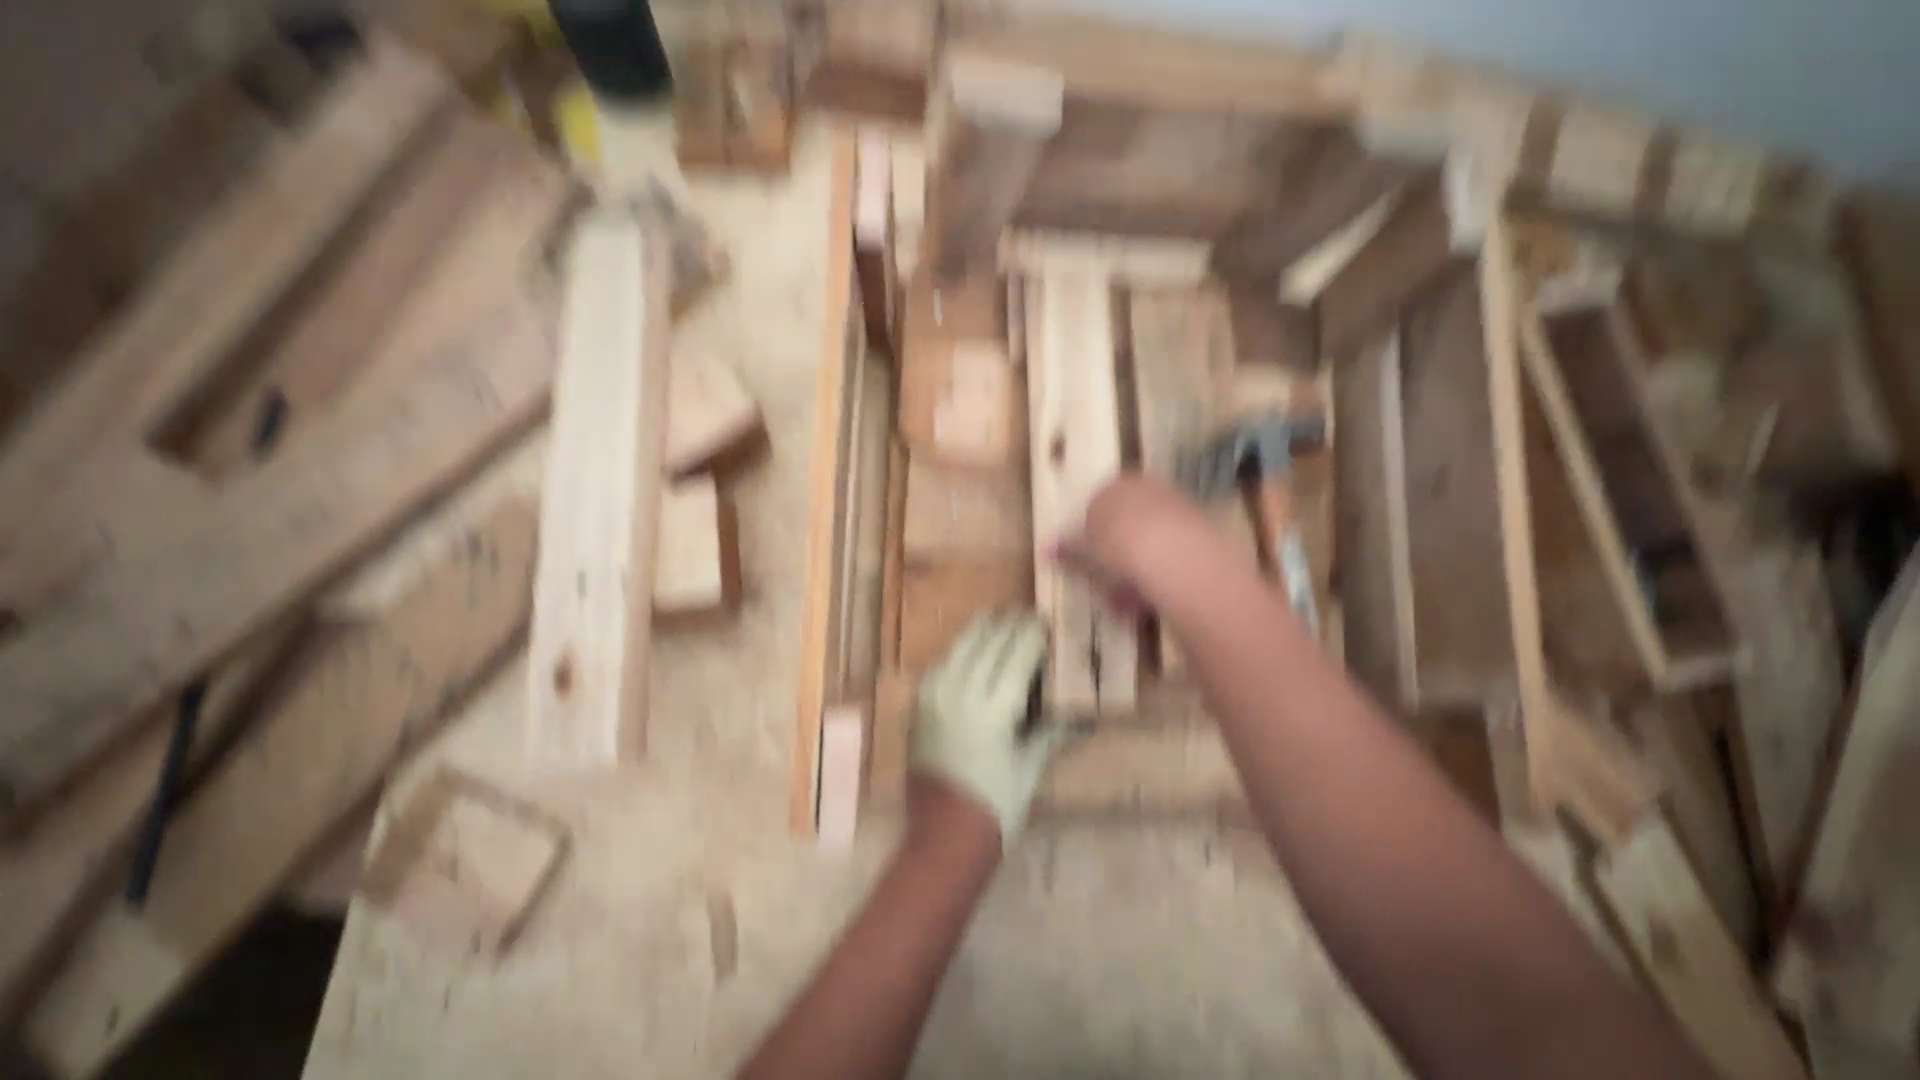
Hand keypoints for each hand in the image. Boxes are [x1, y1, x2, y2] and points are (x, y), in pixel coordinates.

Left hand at [911, 613, 1065, 841]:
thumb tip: (1085, 715)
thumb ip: (1052, 733)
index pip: (1017, 655)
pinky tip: (973, 647)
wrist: (942, 837)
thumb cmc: (994, 808)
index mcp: (992, 710)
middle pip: (990, 643)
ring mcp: (934, 696)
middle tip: (1030, 615)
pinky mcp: (919, 704)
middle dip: (1011, 626)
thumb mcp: (1029, 769)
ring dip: (985, 630)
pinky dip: (962, 650)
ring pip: (962, 646)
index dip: (1034, 635)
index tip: (1048, 622)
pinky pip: (944, 663)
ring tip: (1003, 619)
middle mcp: (960, 693)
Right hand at [1049, 474, 1216, 615]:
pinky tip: (1154, 601)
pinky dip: (1160, 575)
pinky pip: (1172, 554)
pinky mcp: (1200, 528)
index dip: (1091, 544)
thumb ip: (1068, 549)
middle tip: (1109, 592)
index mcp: (1112, 488)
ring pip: (1150, 543)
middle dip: (1116, 562)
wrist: (1172, 552)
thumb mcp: (1084, 550)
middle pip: (1126, 528)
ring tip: (1130, 606)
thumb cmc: (1116, 546)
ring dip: (1137, 574)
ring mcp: (1174, 506)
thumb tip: (1045, 548)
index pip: (1096, 511)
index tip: (1089, 569)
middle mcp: (1144, 489)